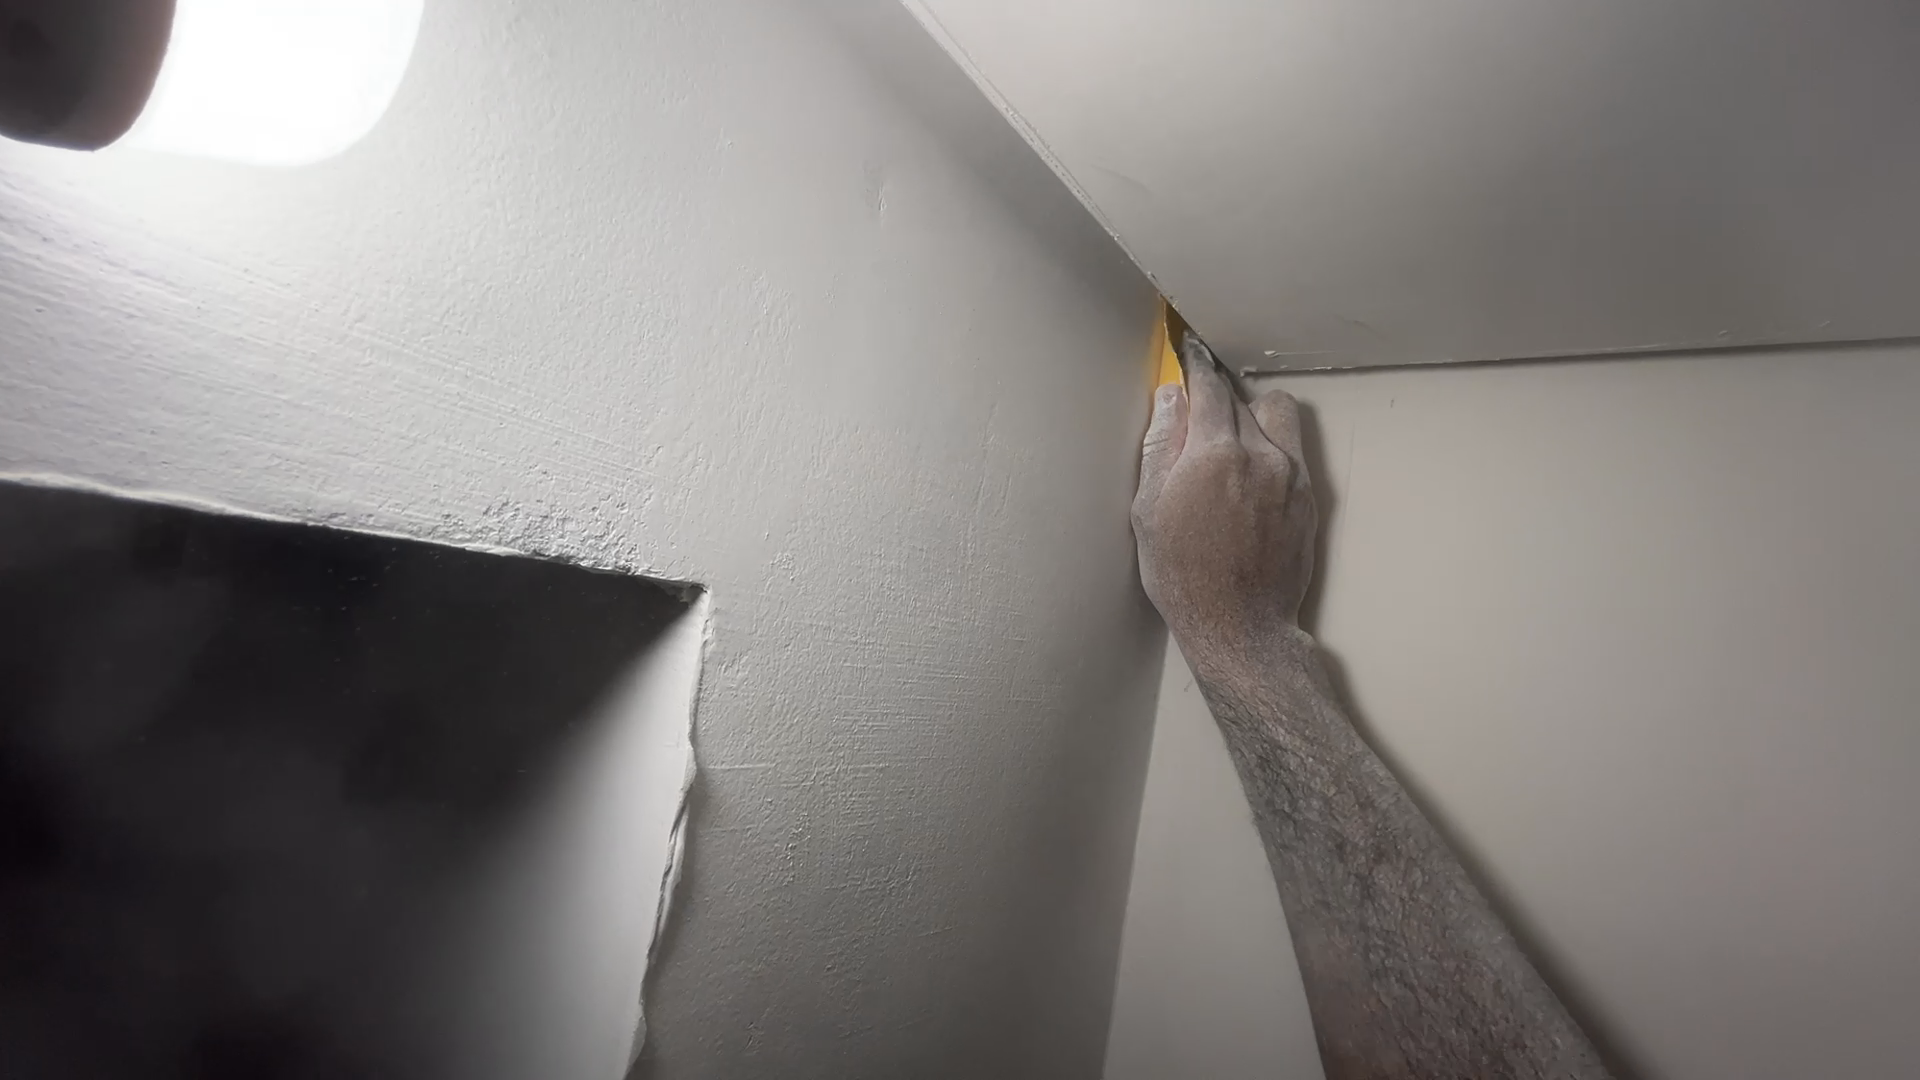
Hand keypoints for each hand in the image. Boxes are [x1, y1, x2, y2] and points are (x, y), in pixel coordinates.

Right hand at [1131, 331, 1317, 675]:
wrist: (1239, 625)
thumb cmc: (1180, 572)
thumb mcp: (1149, 510)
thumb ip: (1161, 446)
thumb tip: (1170, 397)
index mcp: (1216, 453)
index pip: (1210, 387)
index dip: (1197, 366)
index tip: (1190, 352)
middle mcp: (1263, 453)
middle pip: (1242, 400)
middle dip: (1217, 403)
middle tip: (1196, 427)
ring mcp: (1294, 475)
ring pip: (1277, 416)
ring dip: (1252, 419)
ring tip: (1230, 449)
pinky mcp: (1311, 498)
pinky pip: (1292, 451)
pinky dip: (1269, 450)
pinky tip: (1248, 484)